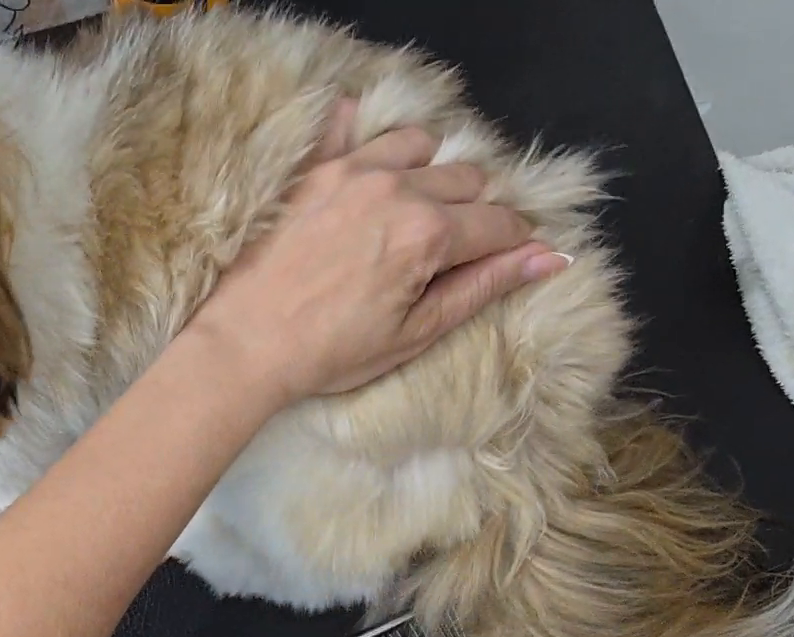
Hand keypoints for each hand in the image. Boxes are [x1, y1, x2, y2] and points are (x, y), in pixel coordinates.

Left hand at [185, 100, 571, 407]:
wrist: (243, 346)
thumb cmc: (327, 353)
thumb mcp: (412, 334)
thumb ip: (481, 288)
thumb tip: (550, 259)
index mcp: (427, 234)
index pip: (498, 223)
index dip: (510, 244)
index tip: (502, 257)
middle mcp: (396, 188)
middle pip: (465, 179)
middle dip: (469, 211)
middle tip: (443, 249)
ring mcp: (349, 172)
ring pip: (418, 144)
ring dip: (427, 171)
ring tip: (407, 210)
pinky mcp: (309, 172)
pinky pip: (348, 126)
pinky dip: (363, 135)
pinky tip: (363, 164)